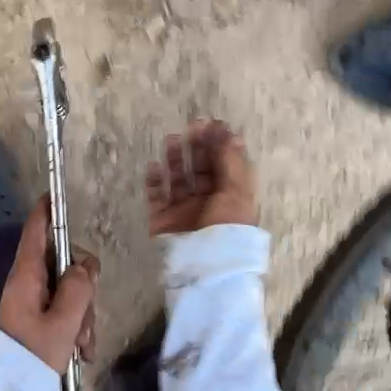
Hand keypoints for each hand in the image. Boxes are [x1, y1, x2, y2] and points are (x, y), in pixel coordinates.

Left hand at [0, 199, 98, 372]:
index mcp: (26, 278)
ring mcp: (33, 303)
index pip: (36, 233)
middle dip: (83, 288)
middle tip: (85, 318)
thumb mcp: (63, 323)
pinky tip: (81, 351)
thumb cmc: (35, 356)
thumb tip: (84, 266)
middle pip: (64, 264)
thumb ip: (78, 289)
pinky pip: (66, 312)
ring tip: (82, 345)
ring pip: (70, 291)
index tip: (56, 195)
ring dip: (83, 315)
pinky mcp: (39, 321)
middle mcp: (28, 284)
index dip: (46, 213)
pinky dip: (77, 328)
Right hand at [145, 119, 257, 234]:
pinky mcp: (163, 219)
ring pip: (178, 179)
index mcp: (230, 197)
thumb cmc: (225, 229)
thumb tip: (232, 135)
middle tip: (193, 125)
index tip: (213, 124)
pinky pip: (156, 196)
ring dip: (176, 159)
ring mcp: (184, 210)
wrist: (202, 267)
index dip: (220, 144)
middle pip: (201, 169)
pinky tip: (154, 165)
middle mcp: (207, 202)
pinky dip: (154, 180)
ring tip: (172, 139)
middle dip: (198, 147)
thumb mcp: (236, 194)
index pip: (225, 165)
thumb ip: (231, 163)